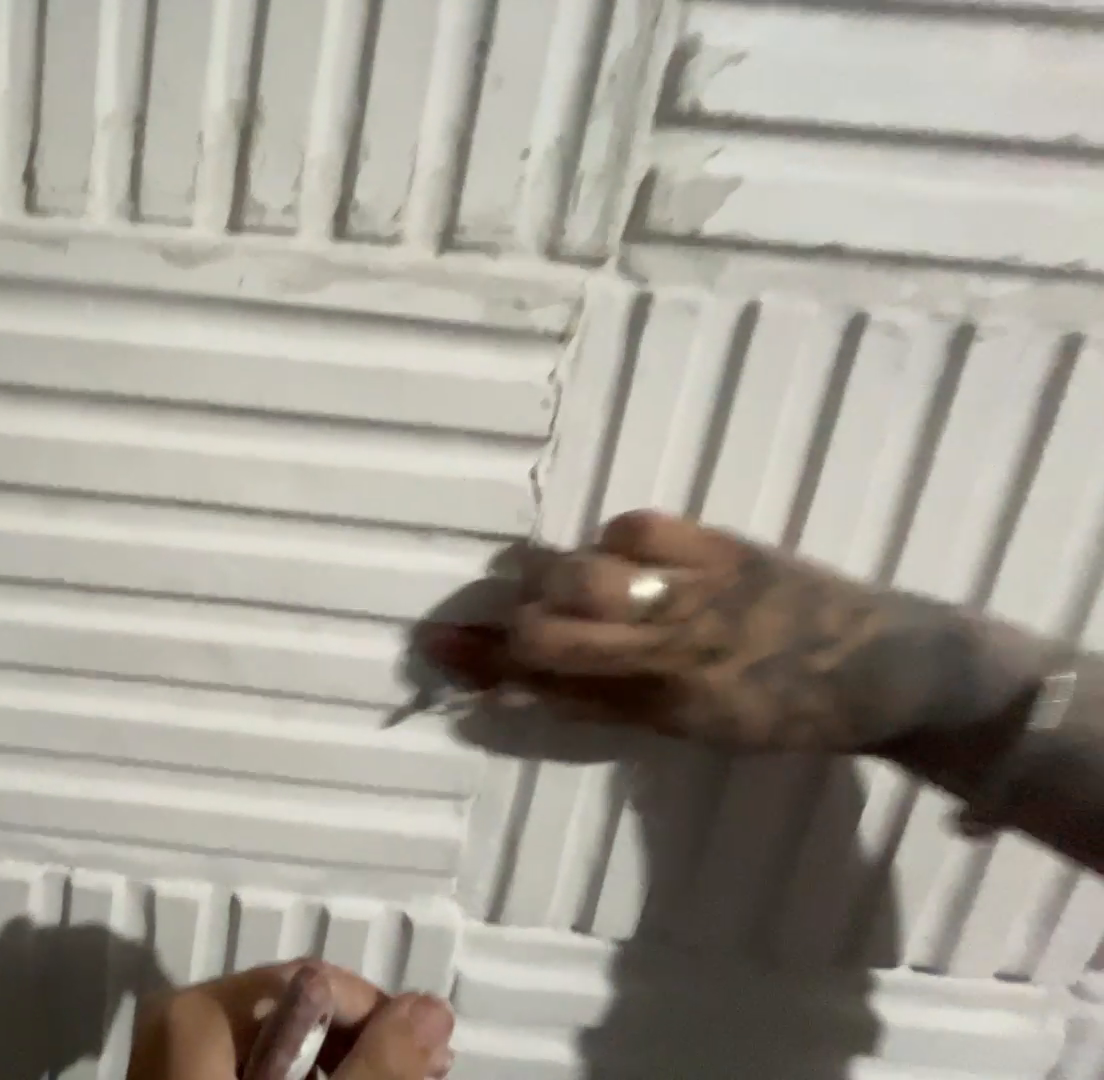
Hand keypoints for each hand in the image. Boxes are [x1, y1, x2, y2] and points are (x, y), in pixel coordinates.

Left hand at [127, 960, 453, 1079]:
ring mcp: (174, 1055)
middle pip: (291, 1005)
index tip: (431, 1061)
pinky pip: (252, 1063)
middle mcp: (176, 1019)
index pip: (307, 981)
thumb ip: (377, 1072)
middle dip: (358, 1044)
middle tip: (418, 1077)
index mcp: (196, 1014)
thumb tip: (432, 1006)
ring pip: (277, 1037)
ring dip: (337, 1067)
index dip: (375, 1015)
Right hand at [423, 510, 1046, 752]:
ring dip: (549, 578)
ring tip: (555, 581)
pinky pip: (635, 527)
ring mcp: (696, 591)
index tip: (435, 647)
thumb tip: (513, 687)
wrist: (897, 669)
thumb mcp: (687, 728)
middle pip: (549, 625)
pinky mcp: (722, 546)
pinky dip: (612, 541)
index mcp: (663, 701)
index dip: (484, 664)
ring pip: (581, 574)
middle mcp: (670, 647)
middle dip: (508, 621)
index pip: (545, 681)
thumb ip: (593, 703)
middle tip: (508, 619)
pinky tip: (620, 555)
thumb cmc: (780, 712)